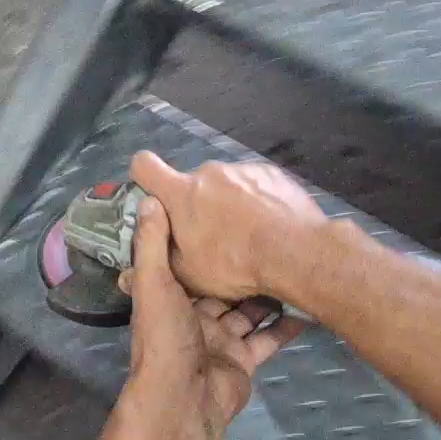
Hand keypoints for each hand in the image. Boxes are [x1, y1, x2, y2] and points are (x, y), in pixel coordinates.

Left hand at [122, 196, 307, 439]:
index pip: (185, 265)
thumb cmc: (165, 334)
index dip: (201, 244)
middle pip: (221, 288)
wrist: (184, 396)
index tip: (222, 217)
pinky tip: (309, 306)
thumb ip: (152, 243)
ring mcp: (220, 340)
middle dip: (242, 269)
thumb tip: (149, 199)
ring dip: (267, 294)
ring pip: (248, 312)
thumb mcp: (153, 281)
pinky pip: (267, 339)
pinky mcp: (244, 360)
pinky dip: (286, 325)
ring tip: (295, 264)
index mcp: (167, 297)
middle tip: (272, 239)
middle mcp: (193, 317)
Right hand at [129, 151, 329, 306]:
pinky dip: (256, 201)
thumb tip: (157, 233)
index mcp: (181, 194)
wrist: (296, 254)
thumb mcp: (187, 273)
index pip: (144, 166)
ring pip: (225, 185)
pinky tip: (270, 225)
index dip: (144, 176)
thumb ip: (164, 248)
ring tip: (249, 234)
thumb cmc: (234, 265)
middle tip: (213, 236)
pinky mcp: (272, 173)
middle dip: (197, 204)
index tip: (154, 194)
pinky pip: (254, 185)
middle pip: (191, 182)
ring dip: (228, 203)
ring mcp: (242, 170)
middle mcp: (208, 173)